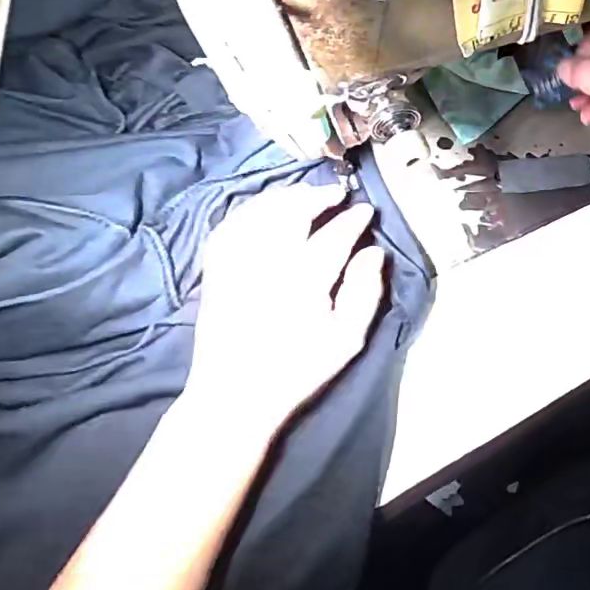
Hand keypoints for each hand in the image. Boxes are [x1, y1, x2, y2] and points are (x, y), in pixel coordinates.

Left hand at [186, 184, 383, 432]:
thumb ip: (365, 291)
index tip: (367, 210)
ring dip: (286, 197)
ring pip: (260, 212)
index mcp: (304, 281)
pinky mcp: (215, 270)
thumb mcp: (347, 339)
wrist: (234, 396)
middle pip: (292, 211)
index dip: (354, 218)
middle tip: (338, 194)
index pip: (334, 234)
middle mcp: (267, 263)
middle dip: (318, 196)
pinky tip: (266, 211)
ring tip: (306, 196)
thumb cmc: (299, 369)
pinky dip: (250, 211)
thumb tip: (374, 252)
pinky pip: (230, 225)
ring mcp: (236, 264)